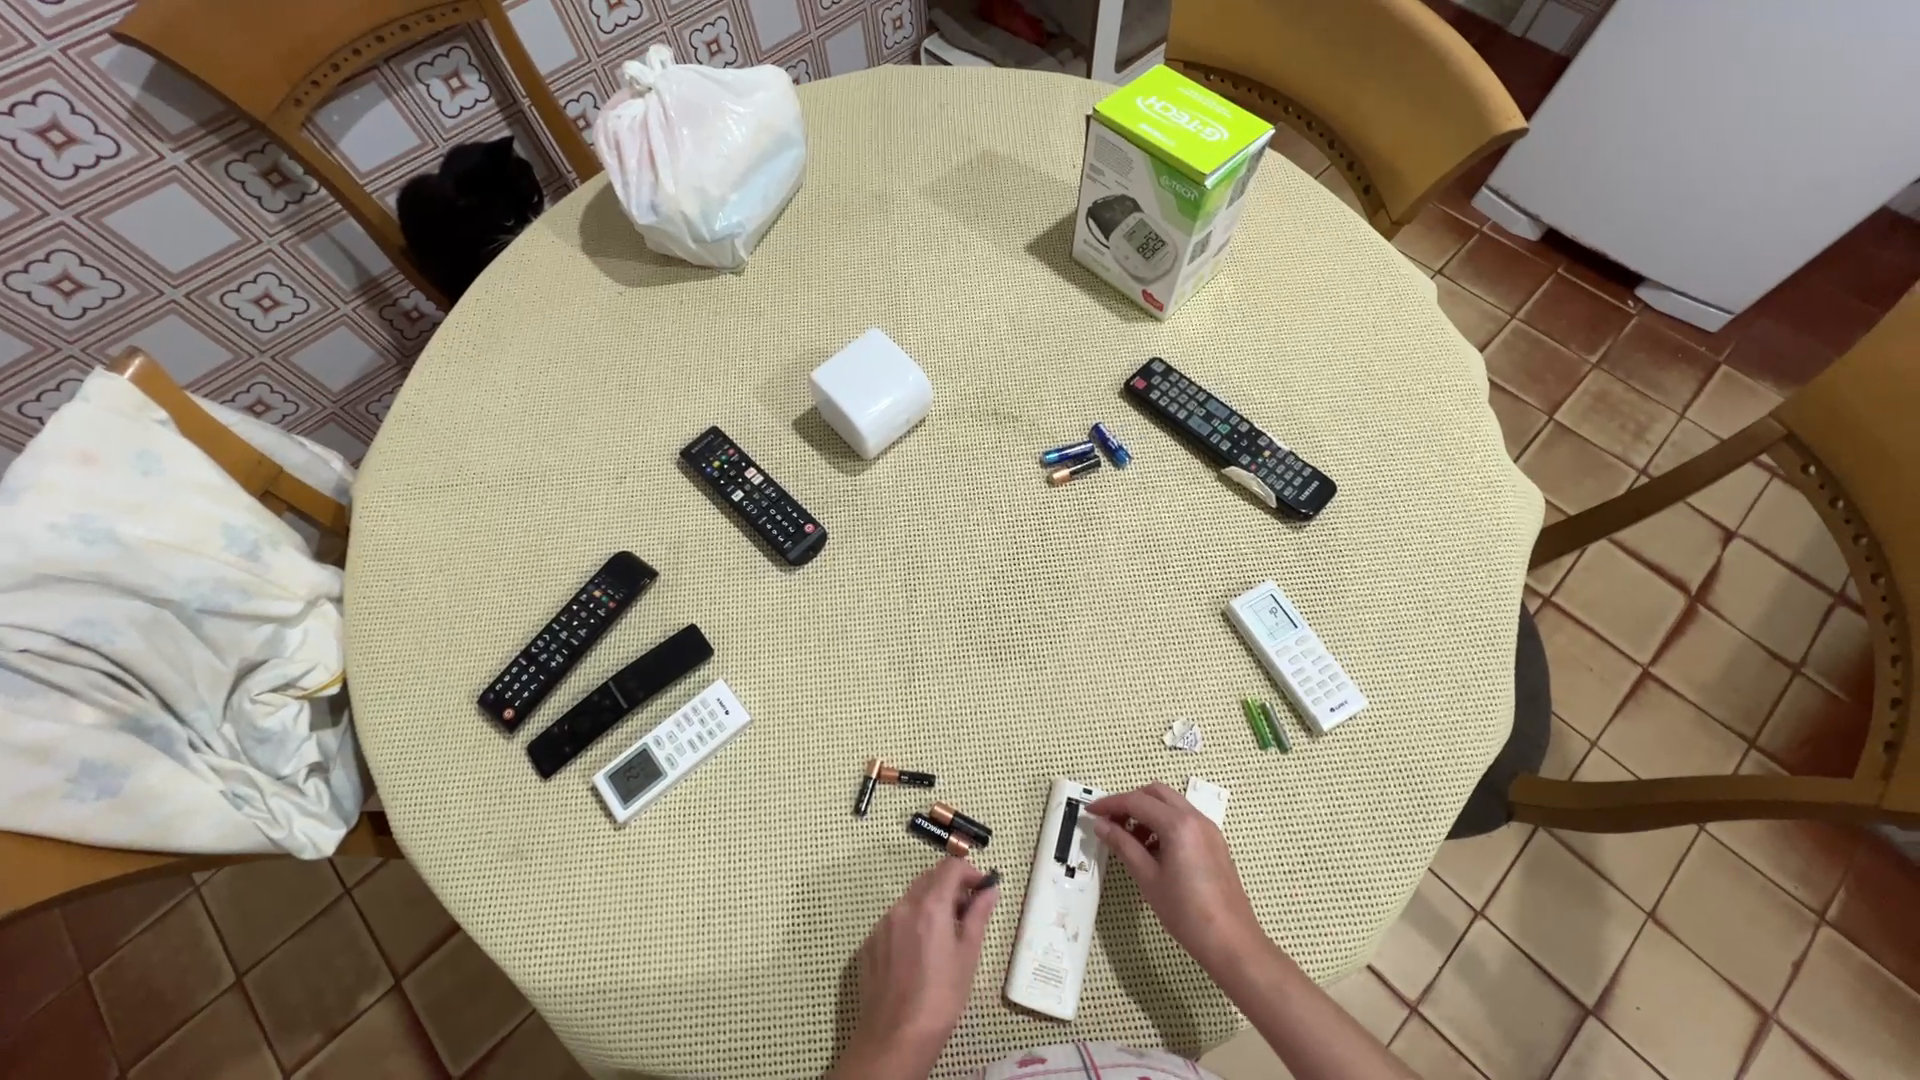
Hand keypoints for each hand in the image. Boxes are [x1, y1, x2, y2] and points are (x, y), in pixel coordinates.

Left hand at [830, 858, 997, 1078]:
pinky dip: (911, 924)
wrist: (895, 1038)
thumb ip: (978, 916)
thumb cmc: (941, 998)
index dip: (969, 872)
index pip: (950, 867)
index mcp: (930, 906)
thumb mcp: (967, 956)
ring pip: (910, 899)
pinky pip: (894, 921)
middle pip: (928, 879)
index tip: (981, 888)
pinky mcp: (869, 943)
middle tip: (967, 912)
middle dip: (950, 887)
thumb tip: (990, 890)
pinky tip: (919, 954)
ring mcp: (882, 924)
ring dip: (930, 905)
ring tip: (944, 936)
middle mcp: (902, 907)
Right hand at [1085, 783, 1265, 971]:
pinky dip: (1165, 823)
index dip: (1110, 804)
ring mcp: (1209, 830)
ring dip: (1148, 812)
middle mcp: (1196, 818)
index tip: (1090, 813)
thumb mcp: (1148, 878)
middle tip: (1110, 822)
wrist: (1232, 942)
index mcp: (1178, 824)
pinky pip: (1185, 820)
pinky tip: (1154, 851)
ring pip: (1172, 805)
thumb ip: (1123, 845)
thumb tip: (1100, 825)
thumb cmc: (1185, 912)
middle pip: (1156, 793)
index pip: (1137, 801)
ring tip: (1131, 841)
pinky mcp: (1216, 843)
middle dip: (1130, 802)